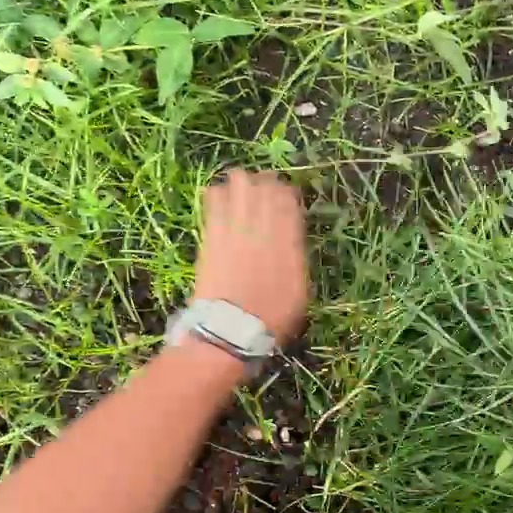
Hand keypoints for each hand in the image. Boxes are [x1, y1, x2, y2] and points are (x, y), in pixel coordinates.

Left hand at [191, 170, 308, 342]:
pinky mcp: (212, 233)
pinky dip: (217, 194)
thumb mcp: (299, 288)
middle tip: (263, 187)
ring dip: (242, 184)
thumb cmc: (272, 315)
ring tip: (241, 189)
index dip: (286, 193)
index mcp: (289, 241)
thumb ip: (295, 257)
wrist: (232, 329)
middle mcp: (264, 228)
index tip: (285, 193)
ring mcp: (236, 228)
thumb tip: (292, 239)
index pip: (288, 202)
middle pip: (265, 188)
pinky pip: (213, 201)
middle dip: (265, 183)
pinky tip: (219, 195)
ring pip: (239, 186)